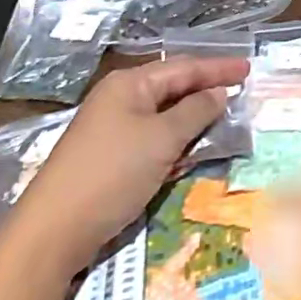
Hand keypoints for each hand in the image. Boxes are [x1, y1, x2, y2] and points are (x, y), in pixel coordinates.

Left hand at [15, 57, 249, 271]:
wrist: (52, 232)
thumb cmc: (112, 174)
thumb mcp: (162, 140)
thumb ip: (195, 112)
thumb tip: (219, 93)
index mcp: (129, 84)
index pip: (184, 67)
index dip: (218, 68)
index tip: (248, 69)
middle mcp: (119, 98)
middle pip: (172, 87)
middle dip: (206, 89)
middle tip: (240, 90)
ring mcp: (111, 127)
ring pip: (162, 114)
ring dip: (192, 116)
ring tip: (224, 117)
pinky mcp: (109, 155)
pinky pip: (152, 136)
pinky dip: (175, 139)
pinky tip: (191, 148)